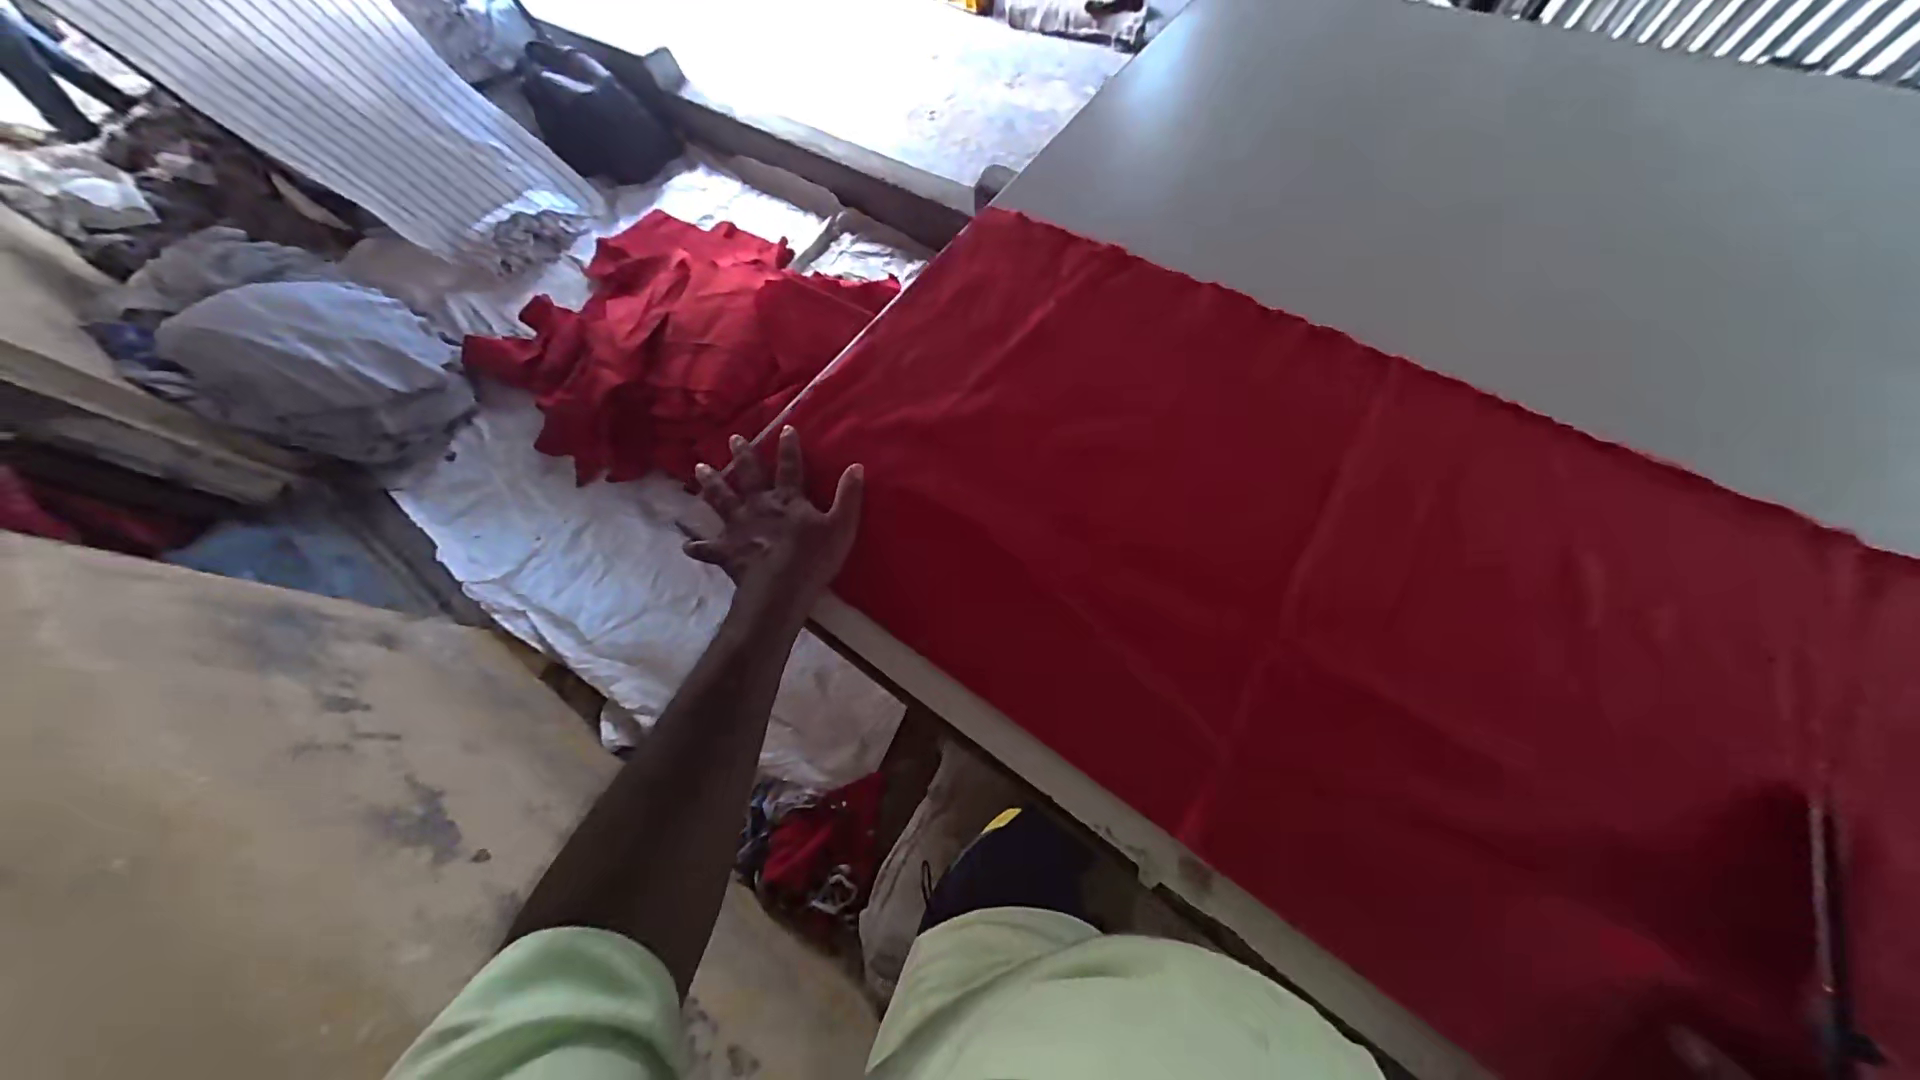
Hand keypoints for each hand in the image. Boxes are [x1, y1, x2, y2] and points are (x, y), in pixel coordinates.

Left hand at [686, 426, 864, 628]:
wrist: (779, 588)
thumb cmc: (814, 558)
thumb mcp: (841, 526)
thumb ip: (848, 496)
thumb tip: (856, 466)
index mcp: (787, 500)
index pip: (790, 468)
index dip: (789, 448)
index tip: (785, 428)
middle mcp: (759, 506)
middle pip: (749, 476)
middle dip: (743, 456)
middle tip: (733, 438)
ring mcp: (739, 527)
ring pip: (721, 500)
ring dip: (711, 485)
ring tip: (699, 469)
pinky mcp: (726, 551)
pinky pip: (708, 548)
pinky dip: (697, 546)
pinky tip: (686, 544)